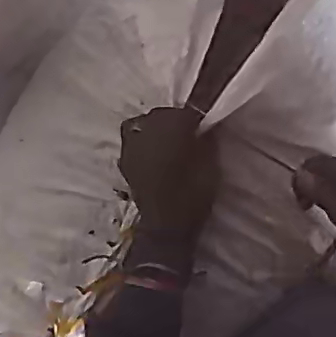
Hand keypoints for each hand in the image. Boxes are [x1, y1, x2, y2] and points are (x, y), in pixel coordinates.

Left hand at [118, 107, 218, 242]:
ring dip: (153, 129)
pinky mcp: (124, 161)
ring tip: (165, 143)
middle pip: (159, 115)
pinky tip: (152, 156)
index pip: (183, 112)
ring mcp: (131, 145)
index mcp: (170, 126)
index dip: (194, 119)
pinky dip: (142, 143)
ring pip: (141, 125)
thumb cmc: (193, 193)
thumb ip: (207, 140)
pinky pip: (133, 142)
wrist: (166, 225)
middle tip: (185, 136)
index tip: (201, 128)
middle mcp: (146, 130)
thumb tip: (205, 127)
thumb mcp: (211, 164)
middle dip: (172, 121)